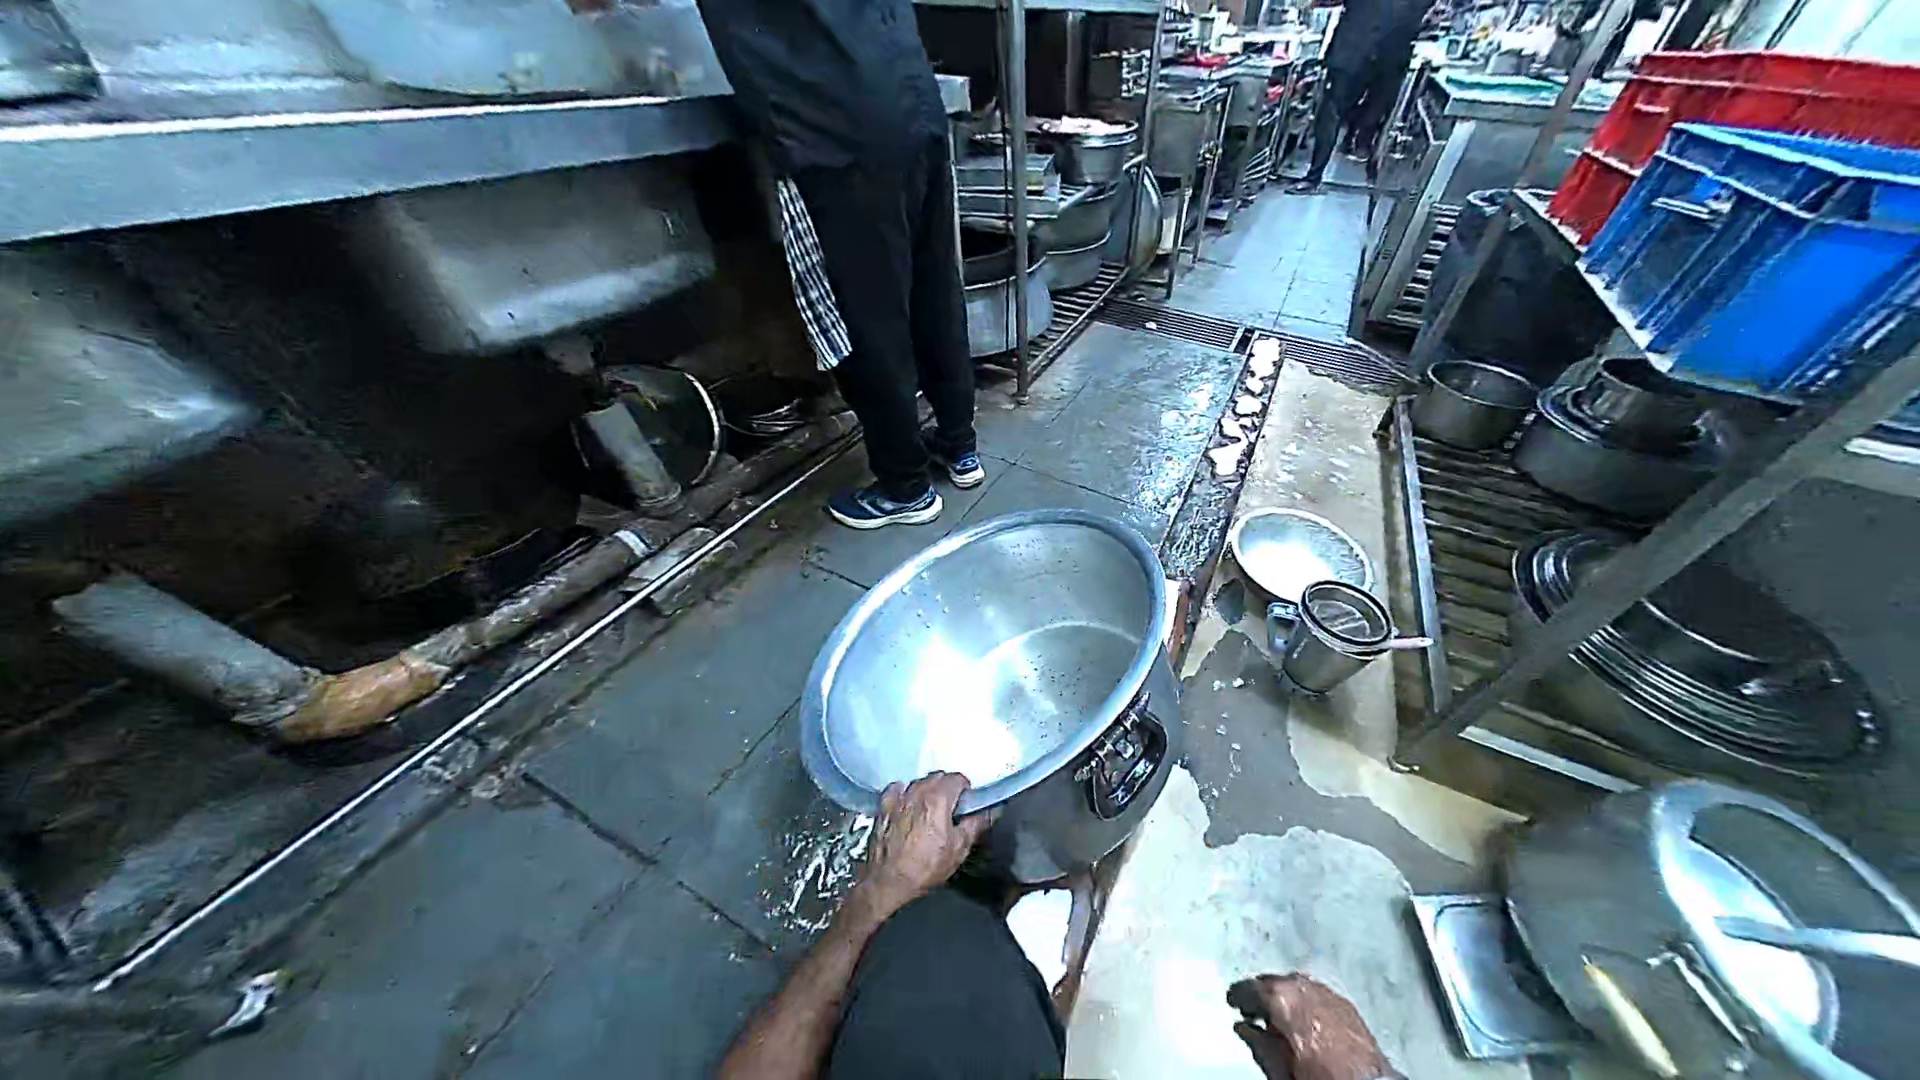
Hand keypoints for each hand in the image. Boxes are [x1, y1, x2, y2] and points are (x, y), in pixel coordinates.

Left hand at [854, 771, 993, 918]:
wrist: (887, 882)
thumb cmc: (924, 868)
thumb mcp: (959, 849)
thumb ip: (976, 825)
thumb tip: (990, 812)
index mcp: (938, 798)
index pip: (957, 778)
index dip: (965, 791)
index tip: (965, 804)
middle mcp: (917, 792)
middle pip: (938, 777)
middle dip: (947, 789)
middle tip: (950, 810)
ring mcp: (898, 798)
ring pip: (918, 782)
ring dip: (926, 791)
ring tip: (929, 813)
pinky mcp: (883, 807)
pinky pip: (896, 789)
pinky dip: (903, 794)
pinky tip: (906, 807)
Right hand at [1227, 974, 1400, 1079]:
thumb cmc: (1323, 1079)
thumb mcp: (1280, 1069)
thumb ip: (1258, 1044)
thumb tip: (1243, 1029)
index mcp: (1280, 997)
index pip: (1248, 987)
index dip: (1236, 995)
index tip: (1232, 1003)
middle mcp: (1301, 985)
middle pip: (1271, 982)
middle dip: (1261, 995)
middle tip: (1253, 1011)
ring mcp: (1325, 992)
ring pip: (1294, 986)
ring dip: (1284, 997)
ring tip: (1280, 1018)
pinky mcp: (1345, 1003)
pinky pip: (1315, 995)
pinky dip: (1305, 1003)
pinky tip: (1305, 1022)